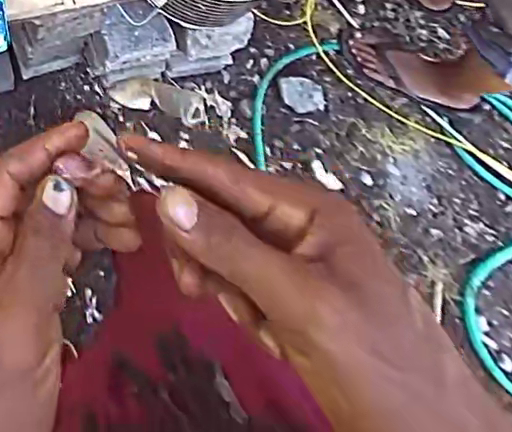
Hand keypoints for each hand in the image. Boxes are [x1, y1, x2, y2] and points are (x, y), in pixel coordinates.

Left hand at [0, 121, 138, 431]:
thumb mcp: (19, 314)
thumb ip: (41, 245)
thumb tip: (60, 182)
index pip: (9, 174)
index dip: (47, 148)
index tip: (84, 133)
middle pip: (34, 190)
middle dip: (78, 182)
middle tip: (119, 188)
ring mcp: (5, 264)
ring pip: (51, 216)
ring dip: (89, 210)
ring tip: (126, 219)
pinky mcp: (26, 285)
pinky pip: (59, 246)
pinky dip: (88, 239)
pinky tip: (115, 239)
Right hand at [123, 137, 511, 431]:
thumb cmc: (384, 368)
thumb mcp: (301, 304)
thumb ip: (231, 248)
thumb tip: (169, 198)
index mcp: (307, 210)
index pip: (221, 174)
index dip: (171, 160)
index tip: (128, 144)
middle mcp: (297, 226)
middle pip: (216, 212)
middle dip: (200, 246)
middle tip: (194, 282)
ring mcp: (294, 261)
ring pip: (221, 249)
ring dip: (221, 281)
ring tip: (245, 316)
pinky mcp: (290, 295)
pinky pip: (238, 281)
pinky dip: (238, 303)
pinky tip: (265, 330)